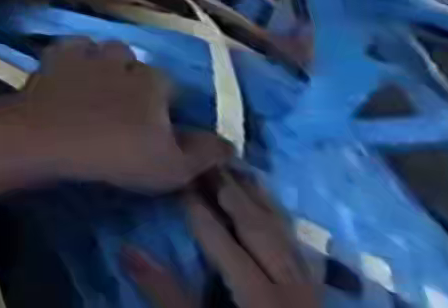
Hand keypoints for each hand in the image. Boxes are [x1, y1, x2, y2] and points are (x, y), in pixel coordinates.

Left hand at [15, 38, 230, 190]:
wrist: (49, 135)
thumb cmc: (116, 154)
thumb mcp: (175, 167)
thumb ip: (205, 152)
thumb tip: (227, 142)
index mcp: (150, 83)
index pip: (167, 81)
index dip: (165, 98)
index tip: (160, 116)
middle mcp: (117, 60)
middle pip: (131, 58)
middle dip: (133, 73)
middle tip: (128, 100)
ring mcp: (80, 55)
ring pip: (98, 46)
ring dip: (103, 60)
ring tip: (100, 83)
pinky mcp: (50, 57)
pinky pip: (67, 46)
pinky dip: (73, 54)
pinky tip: (73, 70)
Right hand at [124, 170, 320, 307]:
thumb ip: (170, 298)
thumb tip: (128, 248)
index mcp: (260, 297)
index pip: (220, 237)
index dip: (193, 203)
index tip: (169, 168)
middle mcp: (291, 292)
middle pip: (260, 232)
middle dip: (232, 193)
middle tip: (205, 155)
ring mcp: (312, 300)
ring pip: (289, 242)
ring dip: (264, 205)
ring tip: (242, 173)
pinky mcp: (319, 307)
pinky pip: (306, 260)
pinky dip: (290, 232)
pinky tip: (279, 220)